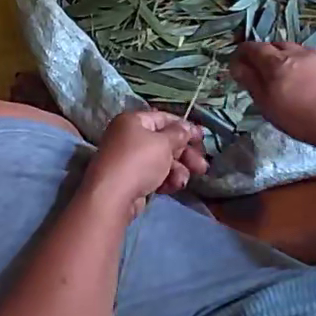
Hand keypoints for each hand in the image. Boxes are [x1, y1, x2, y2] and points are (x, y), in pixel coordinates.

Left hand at [82, 110, 207, 215]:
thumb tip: (186, 126)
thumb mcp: (164, 143)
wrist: (112, 197)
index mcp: (133, 121)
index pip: (164, 118)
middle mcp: (129, 137)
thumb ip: (179, 133)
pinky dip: (165, 180)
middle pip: (165, 142)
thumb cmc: (139, 161)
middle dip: (185, 154)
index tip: (202, 137)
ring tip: (183, 181)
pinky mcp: (131, 179)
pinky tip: (172, 187)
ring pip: (162, 160)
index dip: (185, 127)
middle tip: (202, 166)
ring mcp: (129, 159)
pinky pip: (154, 175)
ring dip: (178, 170)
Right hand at [231, 42, 315, 149]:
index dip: (243, 53)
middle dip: (267, 55)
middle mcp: (298, 52)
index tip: (239, 63)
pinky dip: (313, 66)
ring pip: (300, 51)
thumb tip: (238, 65)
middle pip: (277, 46)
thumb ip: (251, 82)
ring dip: (291, 59)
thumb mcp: (268, 106)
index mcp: (276, 63)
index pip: (253, 48)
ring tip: (293, 78)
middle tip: (265, 72)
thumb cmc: (301, 120)